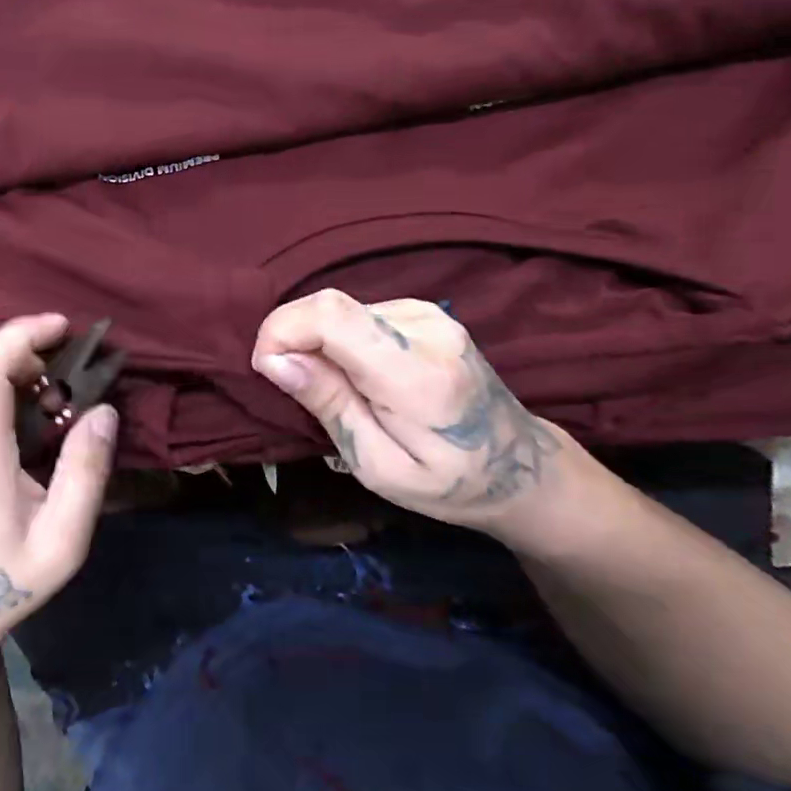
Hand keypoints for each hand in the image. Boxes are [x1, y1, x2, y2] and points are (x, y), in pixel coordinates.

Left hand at [0, 315, 117, 683]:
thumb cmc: (4, 583)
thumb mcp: (63, 539)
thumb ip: (85, 470)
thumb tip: (103, 410)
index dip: (22, 334)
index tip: (63, 327)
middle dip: (26, 351)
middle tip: (70, 371)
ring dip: (12, 374)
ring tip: (54, 402)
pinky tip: (22, 428)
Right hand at [251, 289, 575, 537]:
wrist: (522, 468)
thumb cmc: (449, 482)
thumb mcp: (377, 466)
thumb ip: (329, 405)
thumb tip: (274, 360)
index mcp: (416, 374)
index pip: (330, 316)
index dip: (282, 331)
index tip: (268, 369)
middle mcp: (426, 329)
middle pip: (327, 307)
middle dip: (291, 339)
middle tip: (295, 386)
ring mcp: (429, 315)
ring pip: (337, 309)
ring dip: (315, 342)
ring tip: (333, 388)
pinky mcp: (424, 312)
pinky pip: (356, 313)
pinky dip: (336, 339)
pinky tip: (354, 374)